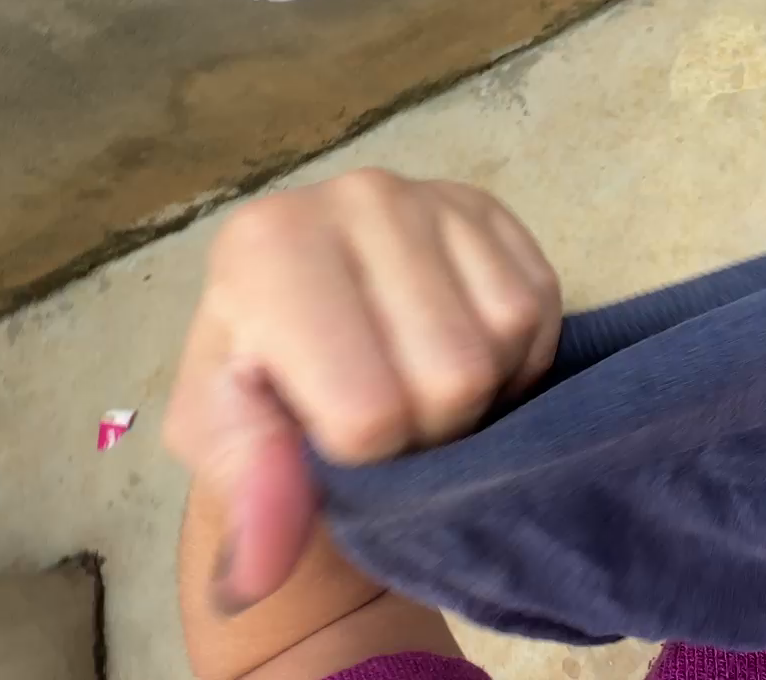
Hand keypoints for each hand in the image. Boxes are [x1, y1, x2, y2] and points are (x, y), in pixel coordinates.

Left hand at [164, 171, 561, 614]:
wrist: (322, 304)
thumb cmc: (266, 370)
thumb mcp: (223, 432)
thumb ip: (246, 494)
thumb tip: (263, 570)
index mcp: (271, 245)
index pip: (366, 408)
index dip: (366, 457)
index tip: (342, 442)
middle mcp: (362, 196)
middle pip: (454, 372)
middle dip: (434, 424)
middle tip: (398, 414)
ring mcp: (441, 196)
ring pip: (507, 334)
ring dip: (482, 387)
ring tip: (432, 380)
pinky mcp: (498, 211)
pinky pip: (542, 304)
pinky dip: (517, 352)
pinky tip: (472, 348)